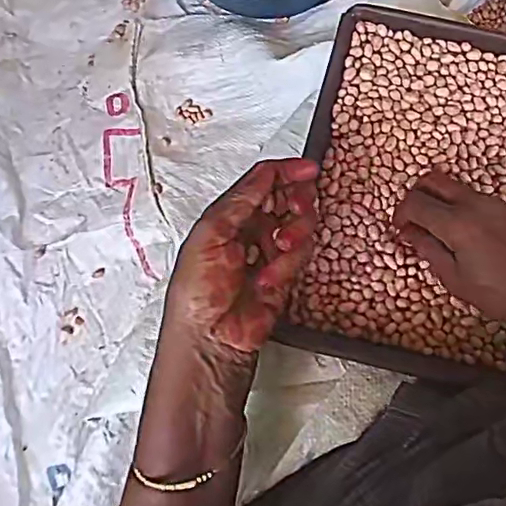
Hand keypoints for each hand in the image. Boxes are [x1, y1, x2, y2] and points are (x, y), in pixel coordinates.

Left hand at [162, 158, 319, 372]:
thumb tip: (265, 174)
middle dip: (297, 200)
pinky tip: (269, 278)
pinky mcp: (285, 274)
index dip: (286, 172)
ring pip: (300, 225)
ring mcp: (270, 252)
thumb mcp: (210, 234)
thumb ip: (240, 201)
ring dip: (294, 233)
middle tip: (298, 207)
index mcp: (228, 215)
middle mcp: (250, 230)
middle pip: (287, 199)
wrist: (210, 337)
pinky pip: (300, 256)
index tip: (308, 168)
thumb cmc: (196, 293)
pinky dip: (288, 265)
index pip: (262, 182)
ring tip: (280, 248)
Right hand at [392, 171, 505, 339]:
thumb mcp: (454, 278)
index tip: (399, 229)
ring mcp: (490, 202)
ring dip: (435, 199)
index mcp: (458, 224)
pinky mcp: (501, 207)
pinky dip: (453, 204)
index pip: (415, 202)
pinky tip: (453, 231)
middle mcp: (473, 204)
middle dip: (415, 196)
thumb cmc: (498, 294)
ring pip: (451, 185)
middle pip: (431, 180)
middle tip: (411, 221)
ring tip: (432, 230)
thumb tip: (410, 233)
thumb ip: (428, 250)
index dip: (400, 214)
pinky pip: (468, 195)